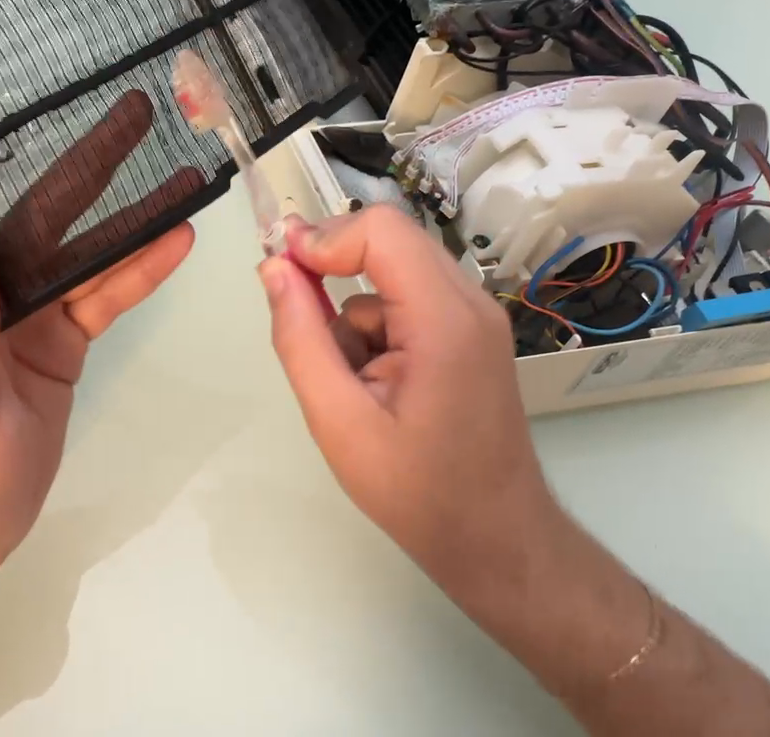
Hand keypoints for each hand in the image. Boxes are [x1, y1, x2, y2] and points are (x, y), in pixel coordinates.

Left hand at [0, 42, 202, 583]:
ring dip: (134, 213)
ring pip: (88, 249)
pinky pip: (106, 296)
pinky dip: (140, 270)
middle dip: (88, 157)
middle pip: (45, 206)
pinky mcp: (63, 340)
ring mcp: (31, 310)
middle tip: (133, 107)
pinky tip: (176, 240)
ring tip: (185, 175)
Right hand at [257, 207, 565, 594]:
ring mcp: (475, 317)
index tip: (280, 271)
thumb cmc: (416, 489)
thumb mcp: (337, 420)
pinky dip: (374, 330)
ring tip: (346, 380)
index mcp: (445, 319)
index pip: (380, 231)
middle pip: (388, 241)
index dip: (323, 238)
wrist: (495, 539)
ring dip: (350, 311)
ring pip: (390, 275)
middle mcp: (469, 303)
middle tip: (292, 310)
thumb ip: (299, 337)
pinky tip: (373, 385)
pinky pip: (404, 303)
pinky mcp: (468, 334)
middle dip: (331, 266)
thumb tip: (274, 269)